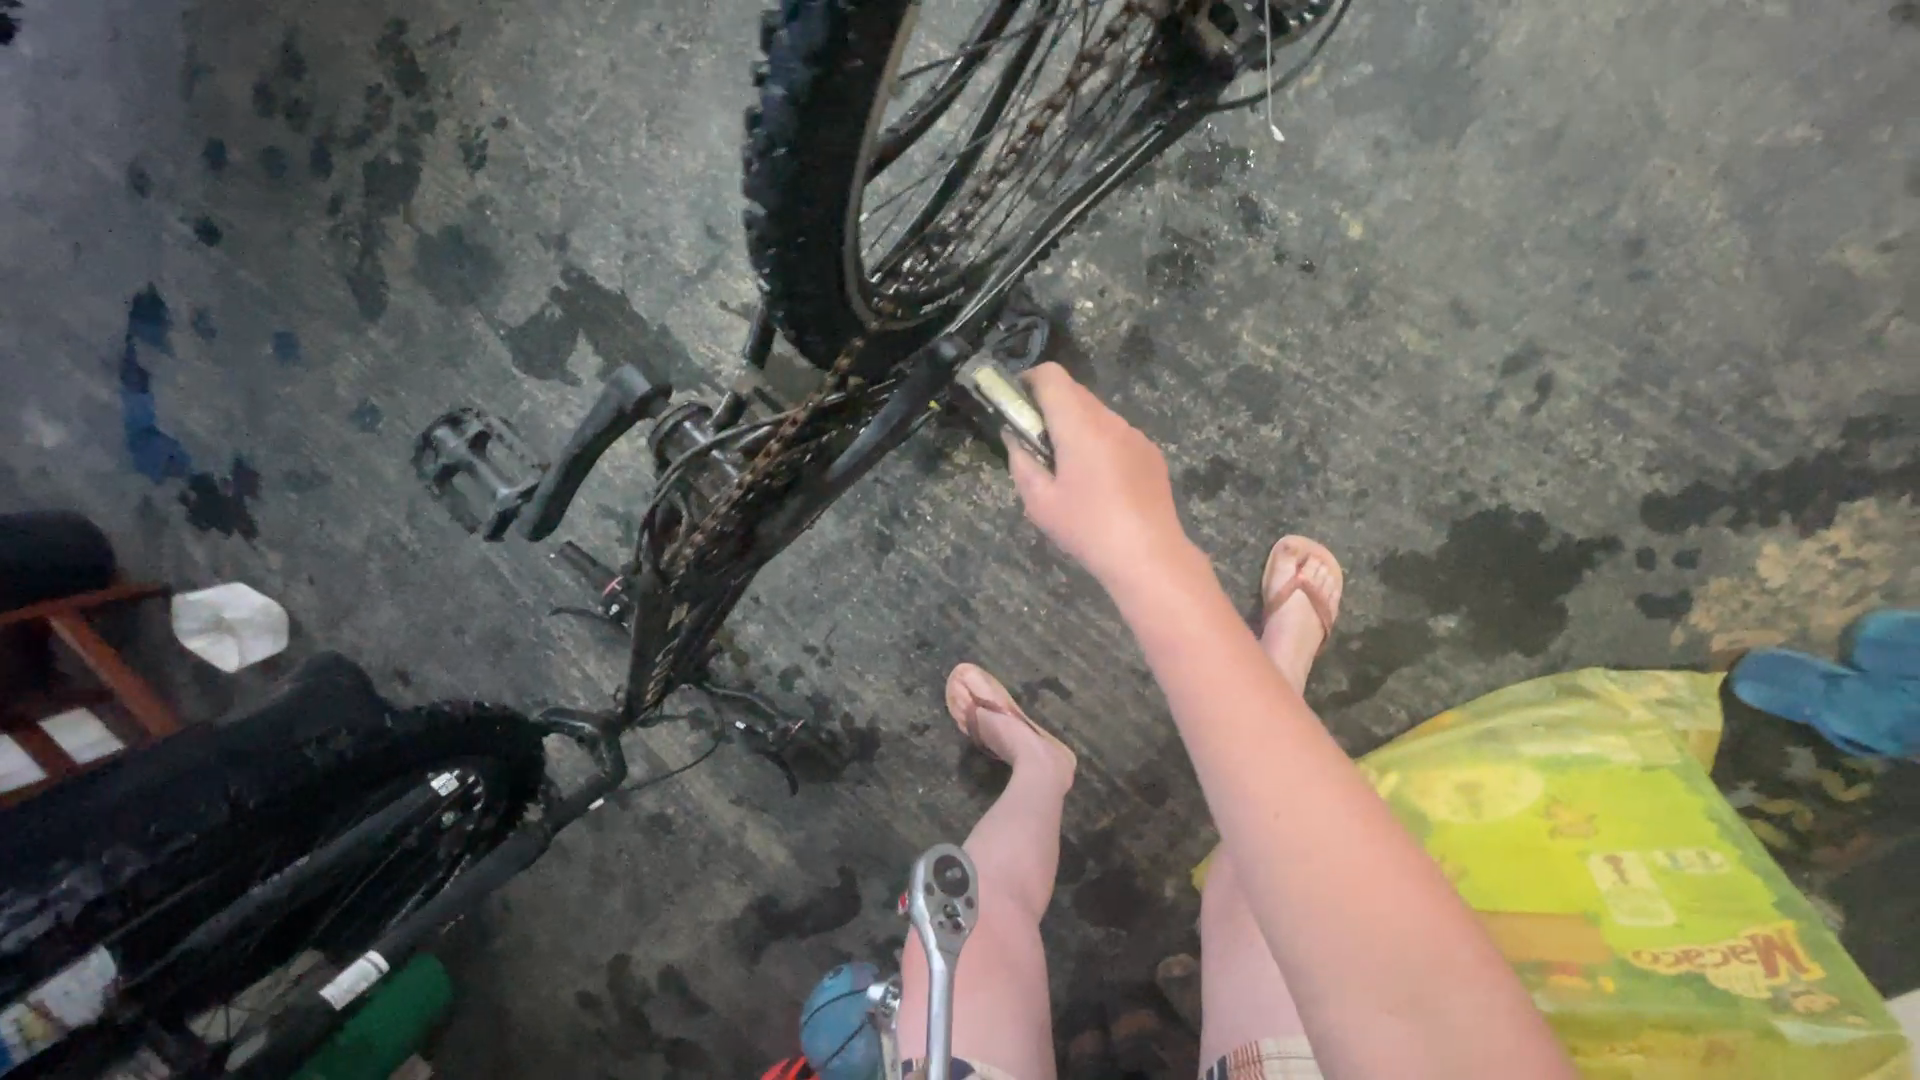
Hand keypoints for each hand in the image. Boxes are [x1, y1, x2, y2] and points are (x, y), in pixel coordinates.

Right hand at [1006, 363, 1197, 589]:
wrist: (1149, 556)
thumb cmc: (1088, 528)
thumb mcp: (1040, 503)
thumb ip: (1021, 462)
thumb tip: (1014, 436)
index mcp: (1080, 426)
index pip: (1051, 376)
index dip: (1028, 381)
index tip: (1016, 404)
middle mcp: (1111, 421)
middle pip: (1074, 393)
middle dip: (1050, 408)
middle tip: (1036, 444)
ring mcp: (1135, 436)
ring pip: (1097, 415)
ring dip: (1076, 428)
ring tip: (1068, 471)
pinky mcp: (1151, 454)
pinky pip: (1117, 435)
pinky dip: (1100, 445)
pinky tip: (1100, 485)